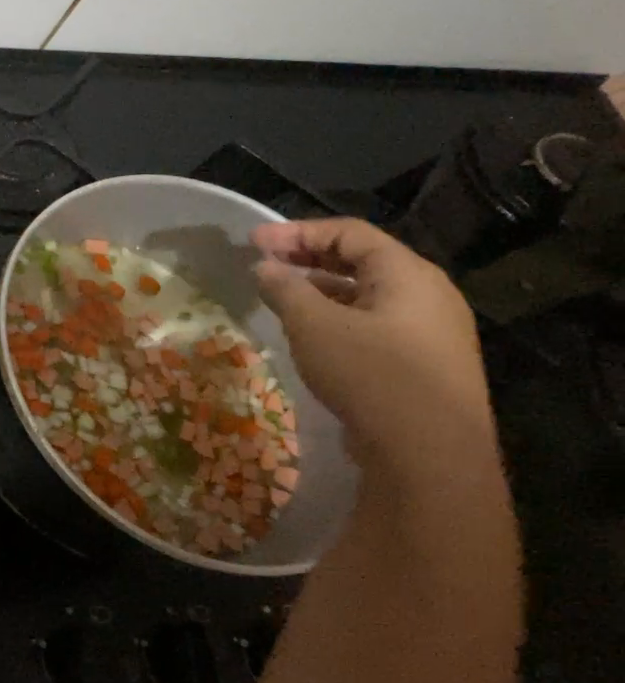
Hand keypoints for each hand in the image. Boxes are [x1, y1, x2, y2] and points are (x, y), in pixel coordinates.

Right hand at [253, 219, 494, 466]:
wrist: (428, 450)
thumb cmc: (370, 374)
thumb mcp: (313, 326)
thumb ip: (285, 290)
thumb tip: (266, 268)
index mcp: (407, 274)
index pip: (350, 233)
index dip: (297, 231)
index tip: (252, 241)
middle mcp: (427, 294)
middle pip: (363, 260)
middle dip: (308, 257)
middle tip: (263, 264)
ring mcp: (430, 329)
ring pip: (367, 293)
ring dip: (321, 288)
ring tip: (279, 298)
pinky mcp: (423, 361)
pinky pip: (375, 321)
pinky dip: (337, 316)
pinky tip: (310, 334)